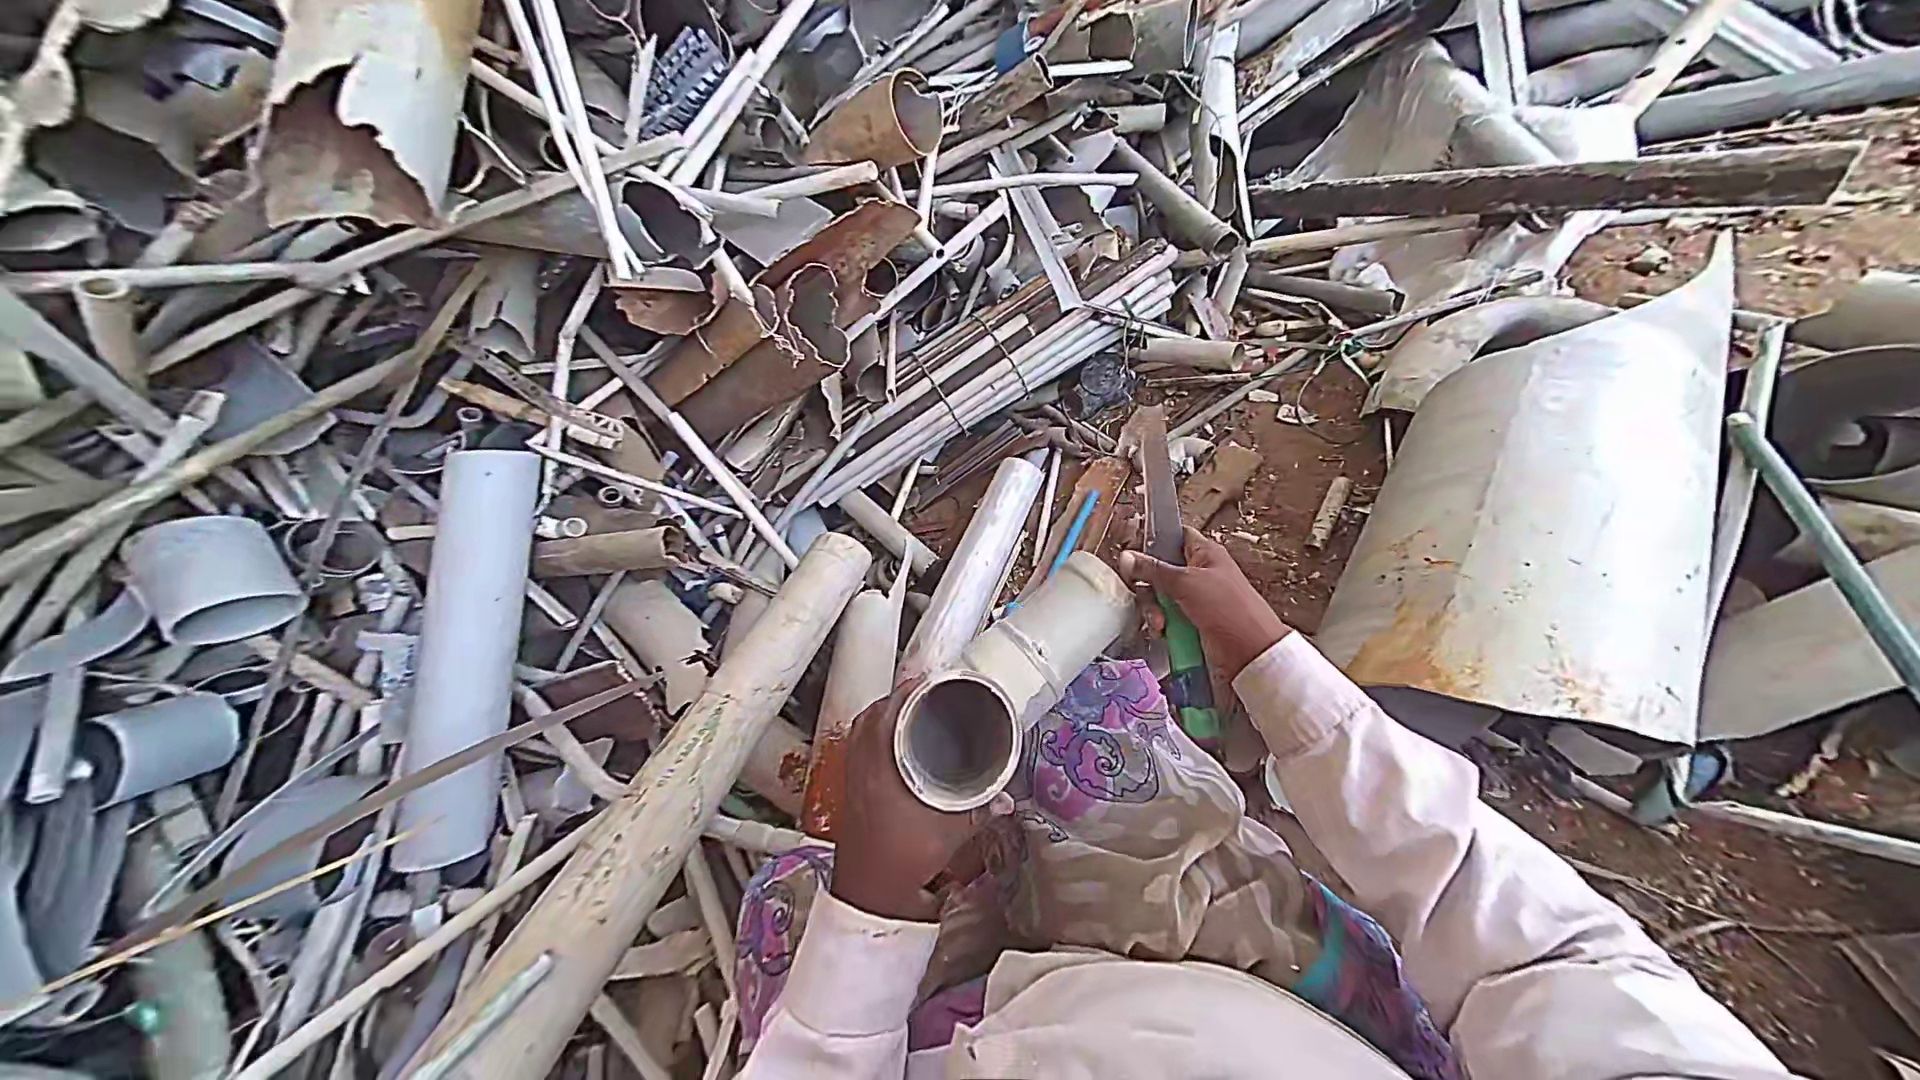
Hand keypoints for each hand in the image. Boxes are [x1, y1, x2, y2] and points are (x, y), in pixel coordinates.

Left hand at [829, 680, 987, 921]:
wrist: (869, 891)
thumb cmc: (905, 858)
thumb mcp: (948, 834)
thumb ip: (978, 813)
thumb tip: (1007, 800)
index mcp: (881, 768)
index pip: (886, 715)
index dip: (903, 693)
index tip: (924, 681)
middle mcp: (862, 766)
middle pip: (871, 716)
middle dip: (895, 698)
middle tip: (921, 692)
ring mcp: (852, 776)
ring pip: (860, 729)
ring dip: (880, 713)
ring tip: (907, 708)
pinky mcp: (849, 787)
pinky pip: (855, 744)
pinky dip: (870, 731)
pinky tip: (889, 737)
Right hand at [1120, 526, 1292, 680]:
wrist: (1251, 653)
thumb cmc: (1228, 609)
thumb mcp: (1186, 583)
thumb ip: (1154, 569)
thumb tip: (1127, 556)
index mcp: (1204, 554)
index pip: (1175, 535)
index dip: (1155, 539)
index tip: (1136, 553)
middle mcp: (1198, 573)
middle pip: (1159, 569)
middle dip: (1150, 586)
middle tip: (1151, 598)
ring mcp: (1194, 598)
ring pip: (1159, 596)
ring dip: (1155, 610)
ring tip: (1161, 624)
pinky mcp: (1190, 621)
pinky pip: (1165, 616)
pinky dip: (1162, 624)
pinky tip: (1165, 632)